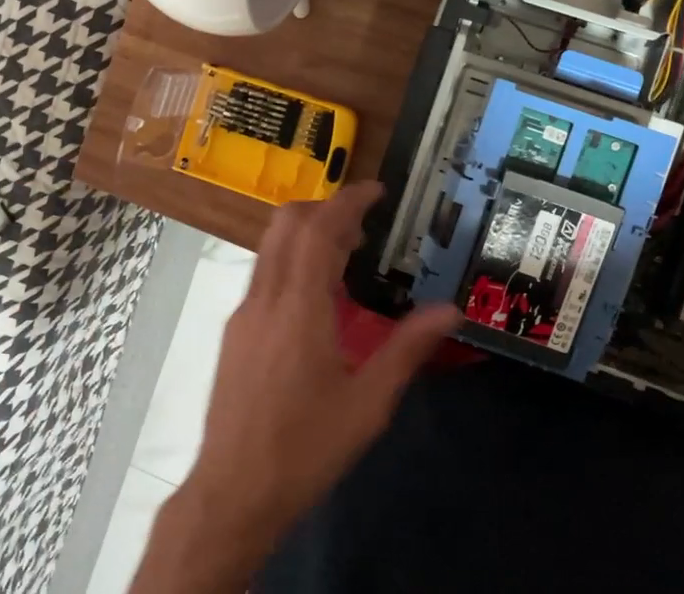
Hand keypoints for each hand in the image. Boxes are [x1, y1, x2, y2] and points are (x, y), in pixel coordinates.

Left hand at [132, 183, 460, 593]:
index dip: (348, 202)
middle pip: (286, 224)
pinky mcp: (234, 333)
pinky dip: (292, 262)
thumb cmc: (306, 449)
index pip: (318, 230)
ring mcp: (243, 315)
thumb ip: (407, 349)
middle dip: (326, 209)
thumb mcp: (368, 403)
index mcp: (299, 309)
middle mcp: (264, 299)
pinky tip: (318, 300)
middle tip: (365, 224)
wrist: (233, 492)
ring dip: (306, 235)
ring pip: (270, 248)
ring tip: (348, 257)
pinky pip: (263, 275)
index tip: (377, 191)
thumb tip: (450, 310)